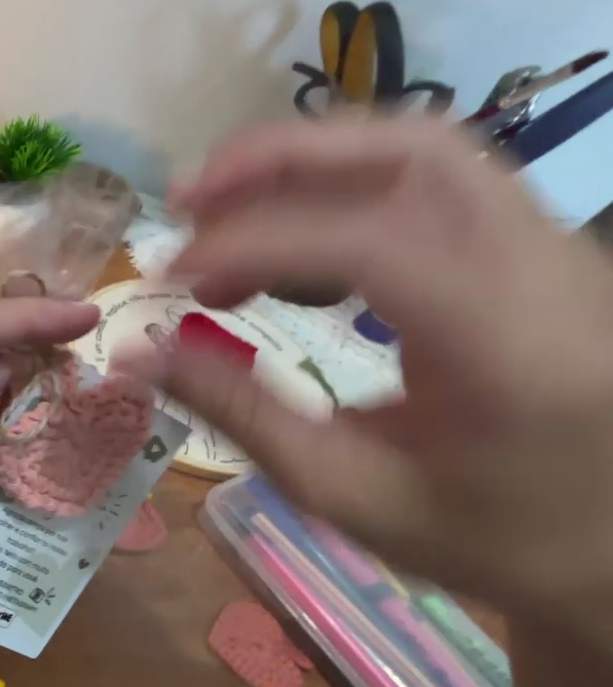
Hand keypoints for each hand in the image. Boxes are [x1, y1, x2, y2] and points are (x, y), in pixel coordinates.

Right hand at [117, 116, 612, 642]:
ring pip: (421, 150)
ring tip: (213, 216)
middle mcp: (549, 271)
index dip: (250, 243)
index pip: (370, 242)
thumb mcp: (344, 491)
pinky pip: (426, 184)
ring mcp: (553, 250)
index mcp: (510, 347)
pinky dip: (332, 192)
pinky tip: (278, 249)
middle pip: (412, 151)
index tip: (164, 280)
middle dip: (279, 160)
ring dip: (302, 166)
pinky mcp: (534, 250)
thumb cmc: (485, 536)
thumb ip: (237, 409)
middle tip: (183, 202)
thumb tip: (134, 351)